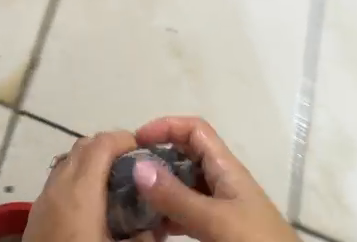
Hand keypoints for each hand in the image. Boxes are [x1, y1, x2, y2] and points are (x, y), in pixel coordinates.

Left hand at [23, 130, 139, 241]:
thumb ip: (143, 238)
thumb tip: (157, 227)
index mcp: (80, 191)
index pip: (101, 144)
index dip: (124, 139)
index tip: (145, 150)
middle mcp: (59, 185)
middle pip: (83, 146)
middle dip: (110, 148)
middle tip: (135, 167)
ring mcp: (44, 197)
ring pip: (68, 161)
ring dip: (91, 162)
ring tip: (116, 184)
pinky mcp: (36, 212)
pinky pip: (59, 179)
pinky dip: (77, 177)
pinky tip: (93, 203)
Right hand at [130, 117, 296, 241]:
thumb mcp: (216, 221)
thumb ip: (177, 197)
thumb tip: (137, 165)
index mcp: (227, 169)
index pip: (194, 130)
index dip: (166, 126)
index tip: (137, 141)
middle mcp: (224, 183)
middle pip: (187, 156)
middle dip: (158, 159)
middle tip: (129, 175)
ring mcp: (224, 210)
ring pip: (186, 187)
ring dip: (162, 191)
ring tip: (135, 203)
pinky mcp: (222, 234)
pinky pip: (190, 214)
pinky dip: (170, 216)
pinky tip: (155, 230)